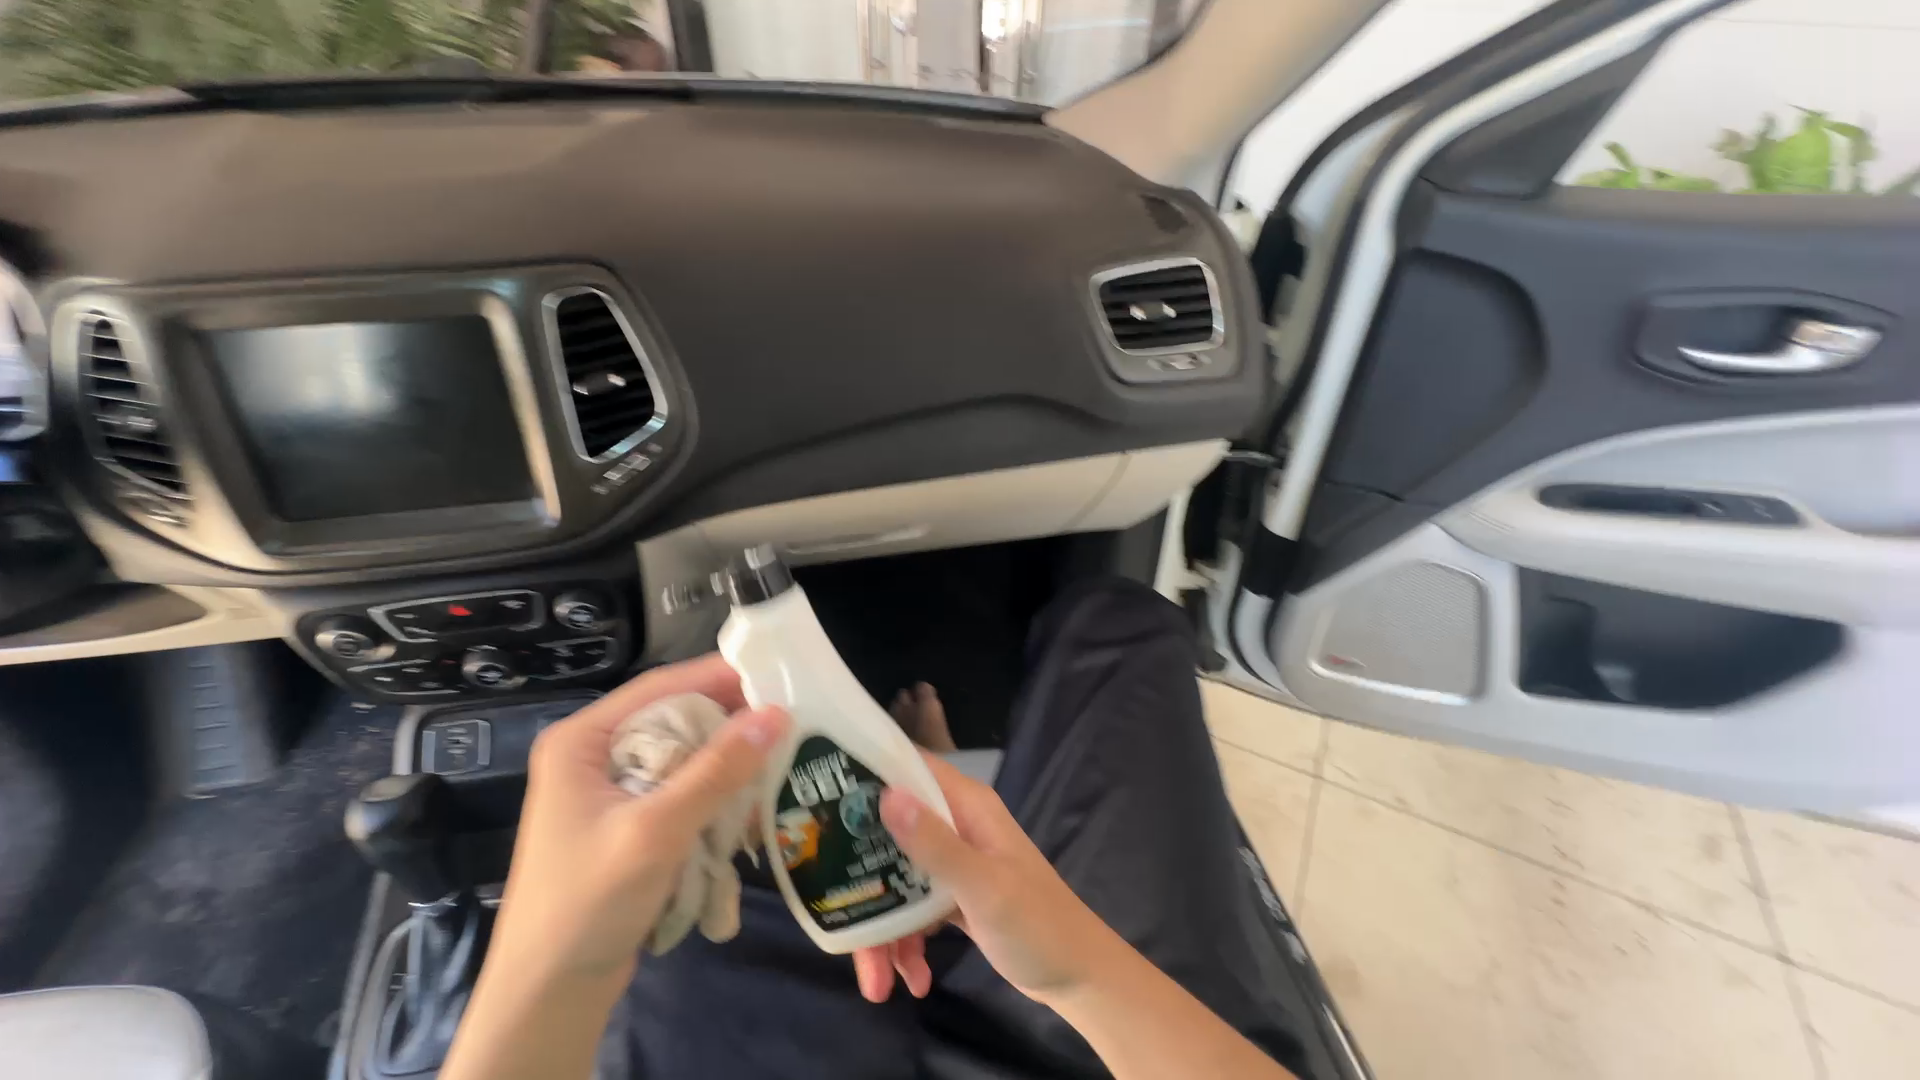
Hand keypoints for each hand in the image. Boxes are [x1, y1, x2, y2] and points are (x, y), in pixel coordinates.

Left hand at [489, 654, 787, 981]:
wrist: (548, 996)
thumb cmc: (587, 902)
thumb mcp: (656, 830)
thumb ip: (716, 771)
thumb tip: (778, 715)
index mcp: (582, 740)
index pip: (661, 686)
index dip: (719, 676)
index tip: (777, 674)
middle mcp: (596, 756)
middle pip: (676, 720)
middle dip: (730, 726)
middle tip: (790, 722)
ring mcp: (612, 793)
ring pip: (686, 759)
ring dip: (727, 766)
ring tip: (781, 762)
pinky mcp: (630, 826)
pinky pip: (683, 793)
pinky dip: (715, 798)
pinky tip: (750, 808)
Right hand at [852, 753, 1123, 1005]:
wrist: (1077, 977)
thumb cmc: (1038, 924)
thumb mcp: (985, 887)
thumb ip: (936, 845)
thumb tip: (885, 795)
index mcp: (967, 807)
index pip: (910, 768)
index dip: (866, 774)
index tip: (820, 794)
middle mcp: (957, 825)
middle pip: (892, 832)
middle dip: (863, 876)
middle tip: (838, 910)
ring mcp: (954, 861)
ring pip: (897, 878)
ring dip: (883, 928)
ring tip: (876, 979)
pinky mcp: (952, 896)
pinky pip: (912, 908)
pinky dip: (905, 942)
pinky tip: (910, 978)